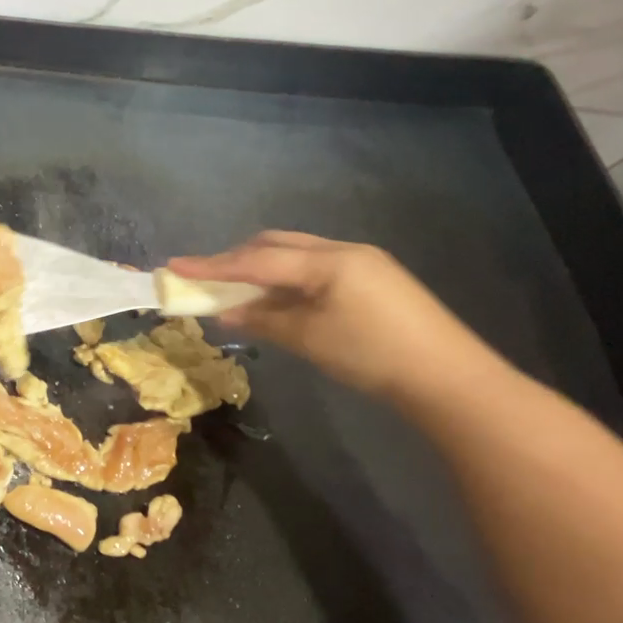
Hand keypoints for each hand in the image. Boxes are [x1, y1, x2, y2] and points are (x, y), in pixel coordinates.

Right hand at [167, 231, 505, 402]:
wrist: (449, 378)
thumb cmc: (372, 355)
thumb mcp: (307, 338)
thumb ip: (262, 319)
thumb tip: (226, 313)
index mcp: (328, 261)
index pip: (257, 259)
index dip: (212, 265)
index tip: (174, 265)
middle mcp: (344, 251)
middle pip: (275, 244)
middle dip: (236, 258)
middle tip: (206, 278)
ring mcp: (362, 263)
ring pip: (295, 254)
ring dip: (261, 269)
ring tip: (236, 293)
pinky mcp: (373, 279)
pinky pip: (314, 268)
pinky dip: (285, 279)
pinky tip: (274, 301)